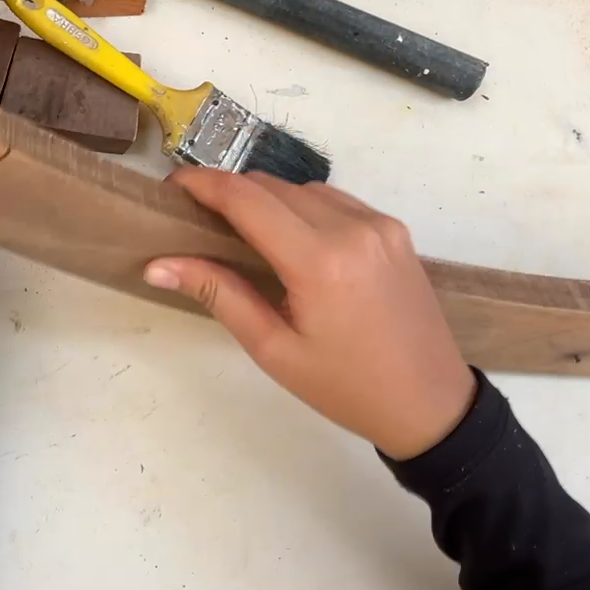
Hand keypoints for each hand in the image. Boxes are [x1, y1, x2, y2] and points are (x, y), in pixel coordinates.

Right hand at [143, 170, 476, 459]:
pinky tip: (290, 239)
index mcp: (319, 261)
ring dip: (264, 200)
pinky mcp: (393, 228)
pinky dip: (300, 207)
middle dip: (228, 193)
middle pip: (270, 185)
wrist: (432, 404)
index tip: (169, 188)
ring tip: (241, 234)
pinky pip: (333, 199)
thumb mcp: (273, 348)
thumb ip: (218, 294)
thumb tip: (156, 264)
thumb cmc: (345, 387)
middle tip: (198, 220)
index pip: (245, 198)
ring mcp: (379, 223)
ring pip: (301, 188)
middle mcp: (352, 228)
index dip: (201, 184)